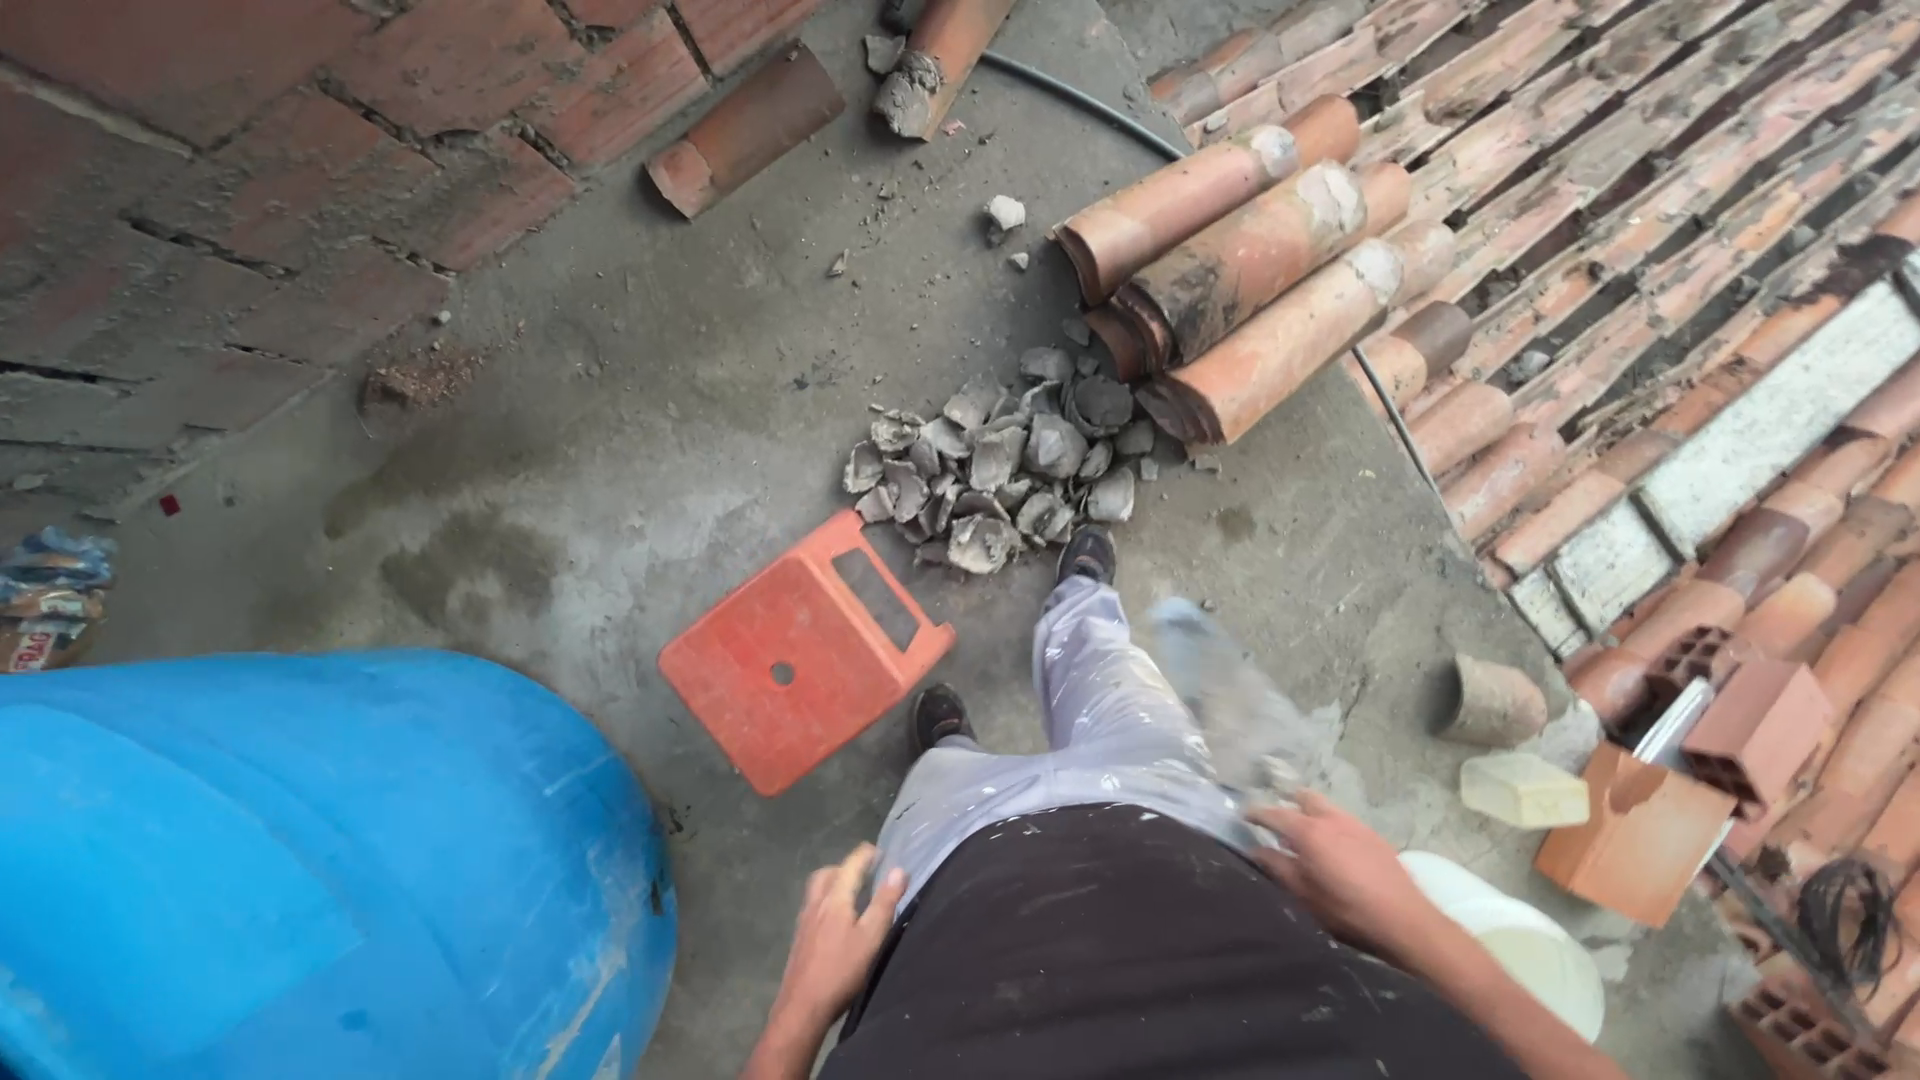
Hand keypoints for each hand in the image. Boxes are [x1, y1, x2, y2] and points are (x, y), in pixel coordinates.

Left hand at [771, 844, 908, 1027]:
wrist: (802, 1007)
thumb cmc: (841, 971)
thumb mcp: (871, 937)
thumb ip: (885, 902)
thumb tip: (898, 869)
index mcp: (835, 898)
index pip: (850, 864)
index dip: (866, 854)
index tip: (880, 851)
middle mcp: (816, 903)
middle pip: (828, 872)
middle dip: (847, 866)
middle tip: (865, 872)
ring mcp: (804, 920)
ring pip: (817, 888)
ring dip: (833, 881)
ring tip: (851, 892)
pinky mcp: (799, 937)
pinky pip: (813, 905)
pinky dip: (826, 899)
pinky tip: (835, 919)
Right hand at [1246, 792, 1449, 964]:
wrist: (1407, 922)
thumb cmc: (1348, 911)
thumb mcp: (1304, 895)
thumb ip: (1277, 867)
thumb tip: (1255, 849)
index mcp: (1308, 831)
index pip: (1273, 813)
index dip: (1256, 814)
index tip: (1244, 816)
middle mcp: (1330, 819)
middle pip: (1303, 798)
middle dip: (1287, 802)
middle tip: (1276, 819)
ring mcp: (1355, 824)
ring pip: (1325, 807)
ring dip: (1310, 812)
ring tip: (1303, 832)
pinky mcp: (1374, 836)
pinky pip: (1343, 820)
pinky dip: (1329, 824)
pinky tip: (1332, 846)